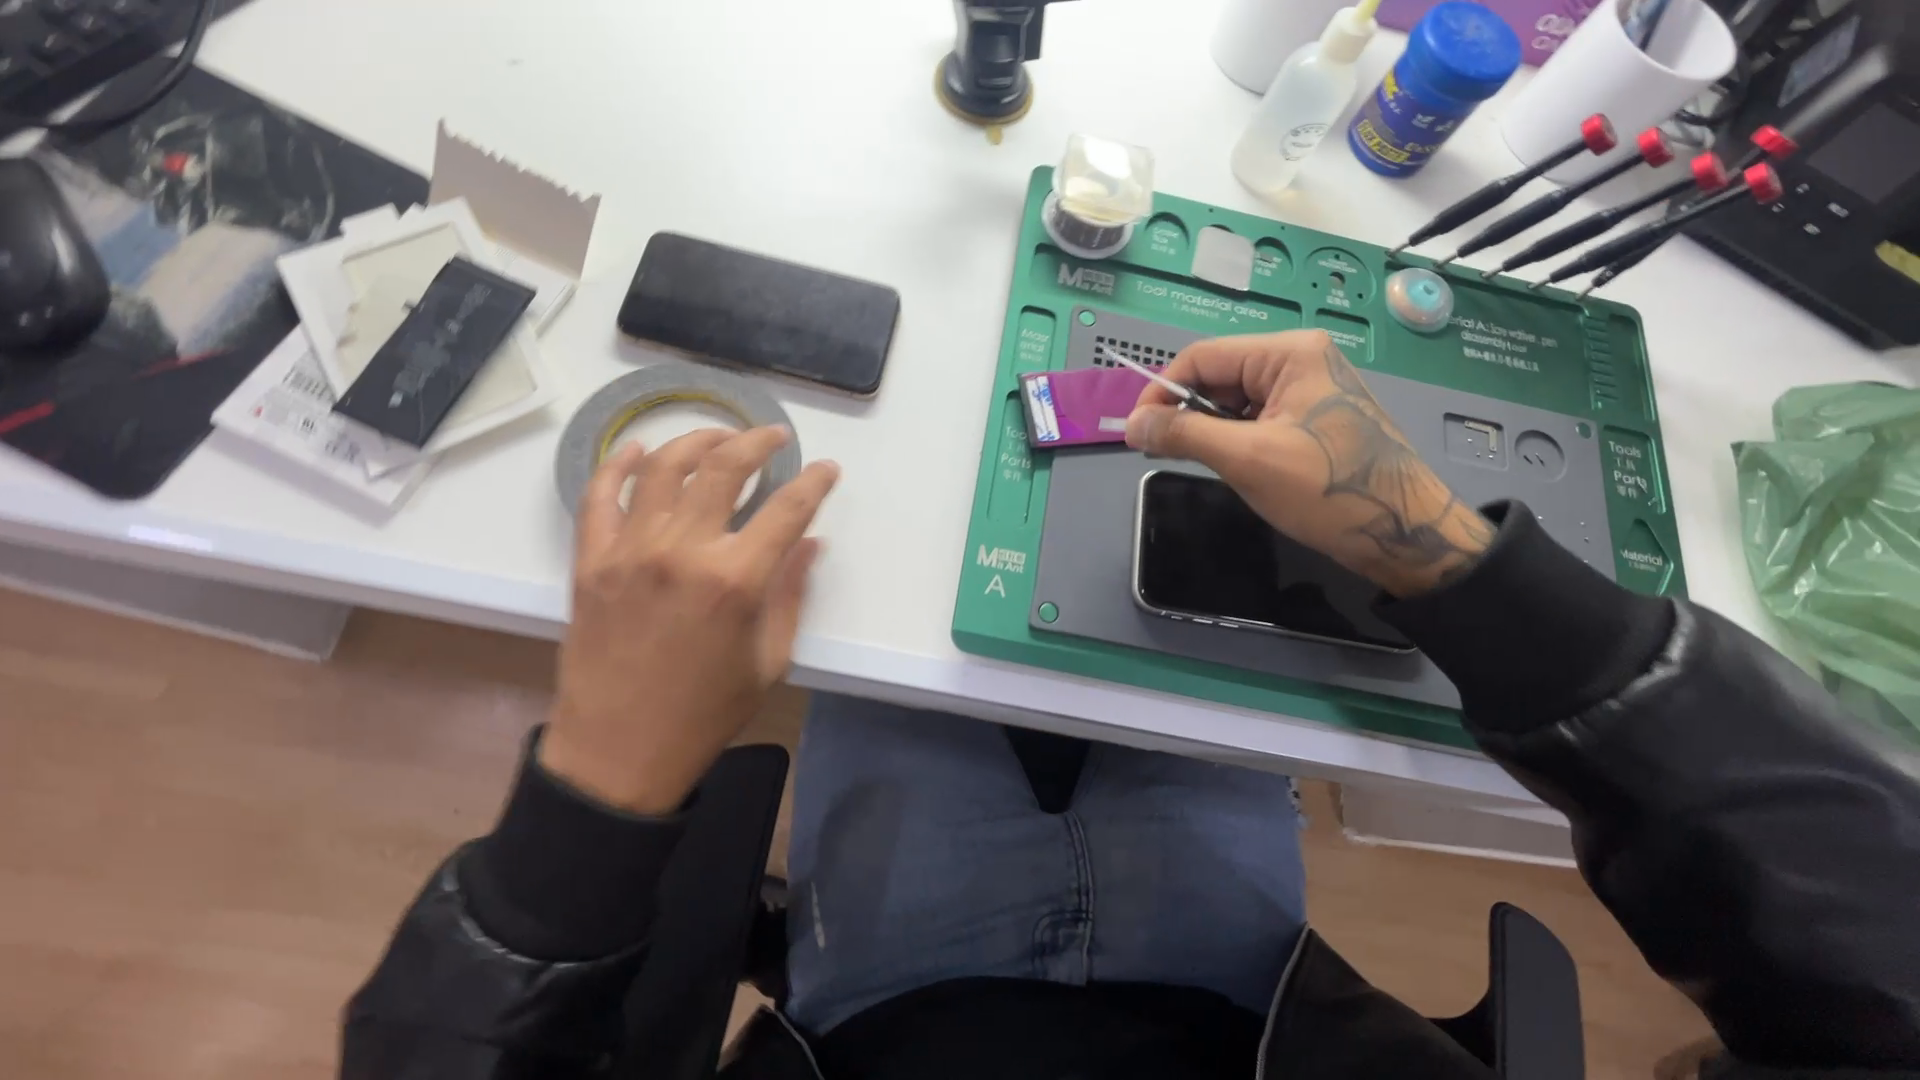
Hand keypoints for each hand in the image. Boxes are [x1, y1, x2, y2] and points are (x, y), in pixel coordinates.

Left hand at [539, 428, 839, 814]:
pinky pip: (599, 496)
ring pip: (664, 468)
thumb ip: (791, 592)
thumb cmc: (707, 712)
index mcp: (737, 580)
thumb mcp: (770, 658)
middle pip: (724, 468)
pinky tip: (637, 449)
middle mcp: (683, 550)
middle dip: (757, 441)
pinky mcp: (591, 561)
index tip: (826, 470)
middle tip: (774, 436)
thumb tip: (809, 542)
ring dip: (696, 441)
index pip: (787, 509)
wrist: (621, 751)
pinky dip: (617, 464)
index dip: (814, 482)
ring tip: (718, 438)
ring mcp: (630, 551)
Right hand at [1126, 330, 1491, 596]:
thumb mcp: (1247, 458)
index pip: (1203, 357)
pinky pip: (1256, 417)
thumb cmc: (1328, 489)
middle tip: (1158, 451)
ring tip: (1195, 460)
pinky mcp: (1314, 417)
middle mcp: (1301, 359)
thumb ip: (1184, 434)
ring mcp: (1310, 388)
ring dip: (1207, 428)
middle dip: (1185, 411)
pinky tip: (1228, 463)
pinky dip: (1232, 438)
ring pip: (1234, 400)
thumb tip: (1131, 424)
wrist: (1405, 532)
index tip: (1136, 432)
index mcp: (1290, 352)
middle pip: (1218, 376)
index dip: (1161, 391)